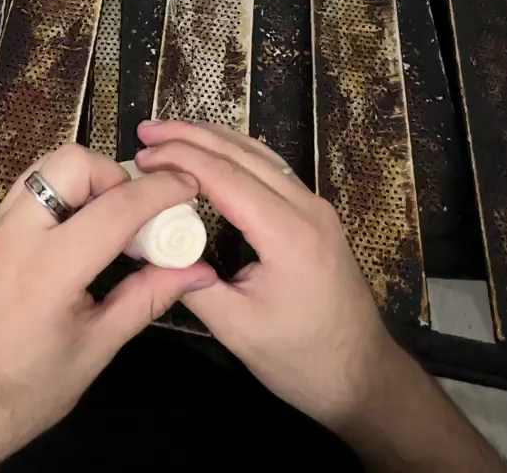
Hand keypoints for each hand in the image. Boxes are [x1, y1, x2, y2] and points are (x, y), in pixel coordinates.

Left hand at [0, 143, 215, 472]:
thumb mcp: (95, 349)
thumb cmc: (25, 391)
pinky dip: (55, 197)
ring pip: (42, 168)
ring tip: (102, 221)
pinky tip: (67, 237)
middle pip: (71, 161)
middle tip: (131, 212)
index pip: (116, 207)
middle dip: (112, 174)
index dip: (159, 191)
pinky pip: (23, 193)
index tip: (187, 185)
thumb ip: (147, 298)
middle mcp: (14, 233)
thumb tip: (197, 271)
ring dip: (81, 180)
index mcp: (49, 268)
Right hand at [135, 120, 506, 472]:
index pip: (225, 176)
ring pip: (258, 153)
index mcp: (287, 231)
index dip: (180, 159)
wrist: (363, 376)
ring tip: (169, 133)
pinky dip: (233, 153)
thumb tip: (149, 250)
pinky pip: (270, 167)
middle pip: (241, 153)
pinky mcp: (314, 213)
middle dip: (190, 135)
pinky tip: (211, 153)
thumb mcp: (237, 329)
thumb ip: (191, 283)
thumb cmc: (300, 359)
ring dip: (212, 138)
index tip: (142, 156)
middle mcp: (305, 206)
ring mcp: (314, 206)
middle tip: (147, 130)